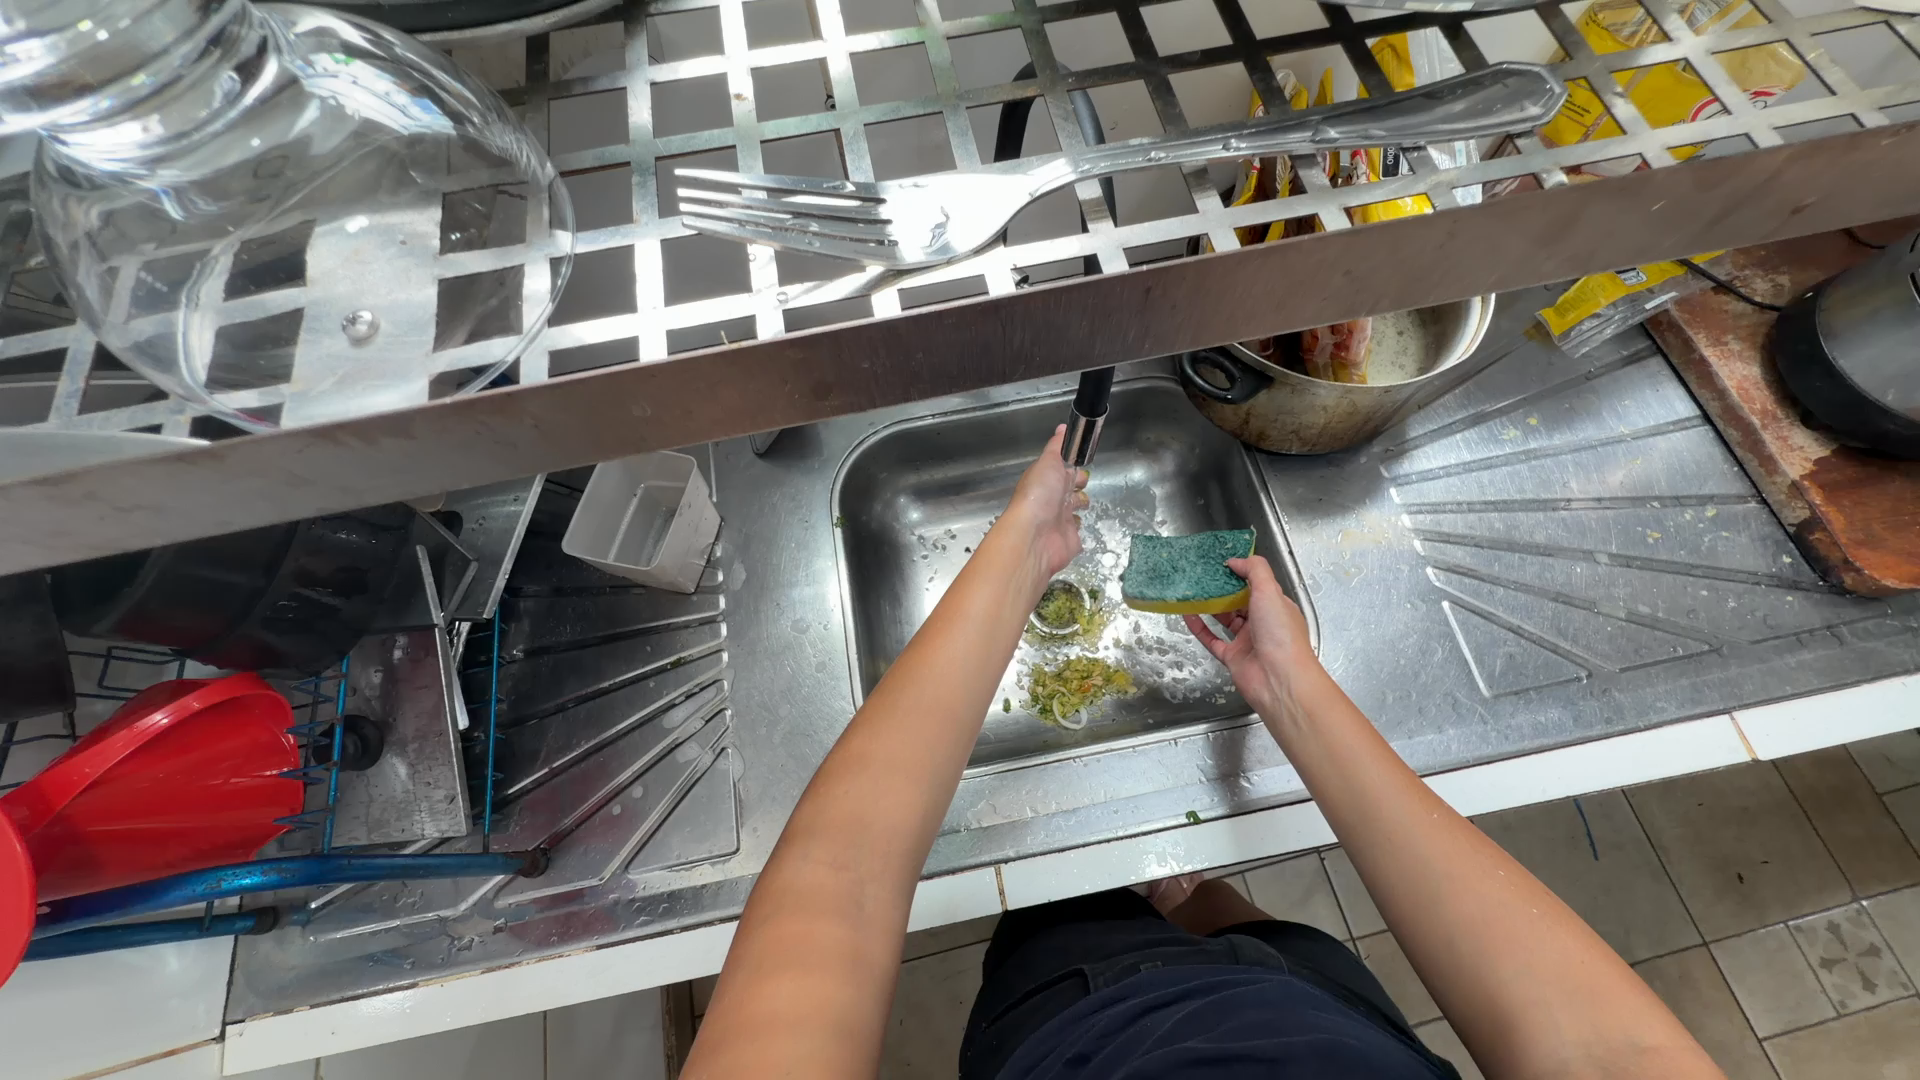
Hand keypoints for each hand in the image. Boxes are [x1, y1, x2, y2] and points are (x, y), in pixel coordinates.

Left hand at [1000, 425, 1089, 580]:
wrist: (1034, 536)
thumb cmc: (1039, 495)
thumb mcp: (1048, 462)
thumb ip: (1057, 446)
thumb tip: (1062, 427)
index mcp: (1047, 480)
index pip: (1062, 469)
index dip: (1073, 464)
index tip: (1083, 458)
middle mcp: (1052, 499)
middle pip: (1070, 487)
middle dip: (1079, 482)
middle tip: (1083, 481)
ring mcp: (1061, 520)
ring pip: (1074, 508)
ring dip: (1080, 504)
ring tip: (1084, 502)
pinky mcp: (1070, 539)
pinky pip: (1078, 532)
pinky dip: (1080, 528)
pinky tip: (1081, 524)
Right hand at [1183, 556, 1316, 718]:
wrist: (1279, 679)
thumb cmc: (1280, 633)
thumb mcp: (1270, 592)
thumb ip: (1254, 570)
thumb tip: (1234, 561)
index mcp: (1276, 607)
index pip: (1258, 586)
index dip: (1241, 574)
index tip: (1221, 564)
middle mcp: (1262, 623)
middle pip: (1239, 602)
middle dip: (1222, 590)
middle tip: (1201, 576)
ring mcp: (1246, 641)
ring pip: (1224, 620)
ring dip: (1209, 607)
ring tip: (1191, 592)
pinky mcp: (1231, 657)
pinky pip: (1212, 639)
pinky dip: (1199, 627)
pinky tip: (1187, 615)